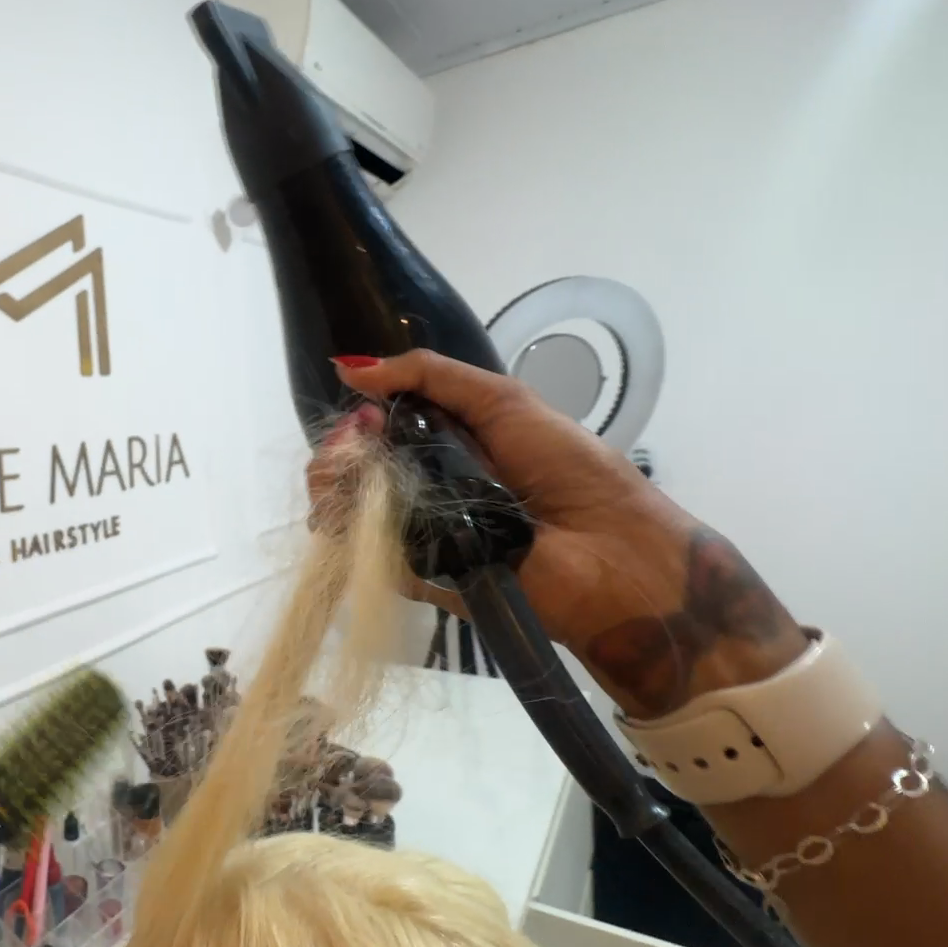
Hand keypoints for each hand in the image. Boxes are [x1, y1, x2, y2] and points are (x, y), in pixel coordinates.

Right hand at [319, 351, 807, 718]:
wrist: (617, 556)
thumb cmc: (570, 470)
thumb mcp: (503, 403)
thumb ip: (430, 377)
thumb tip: (350, 368)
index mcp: (447, 445)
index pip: (379, 428)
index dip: (359, 414)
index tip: (358, 409)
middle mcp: (425, 487)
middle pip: (356, 468)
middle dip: (339, 449)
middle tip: (351, 441)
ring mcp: (417, 535)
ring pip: (349, 510)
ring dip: (331, 486)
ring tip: (341, 473)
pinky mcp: (416, 578)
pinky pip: (365, 556)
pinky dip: (342, 533)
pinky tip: (341, 513)